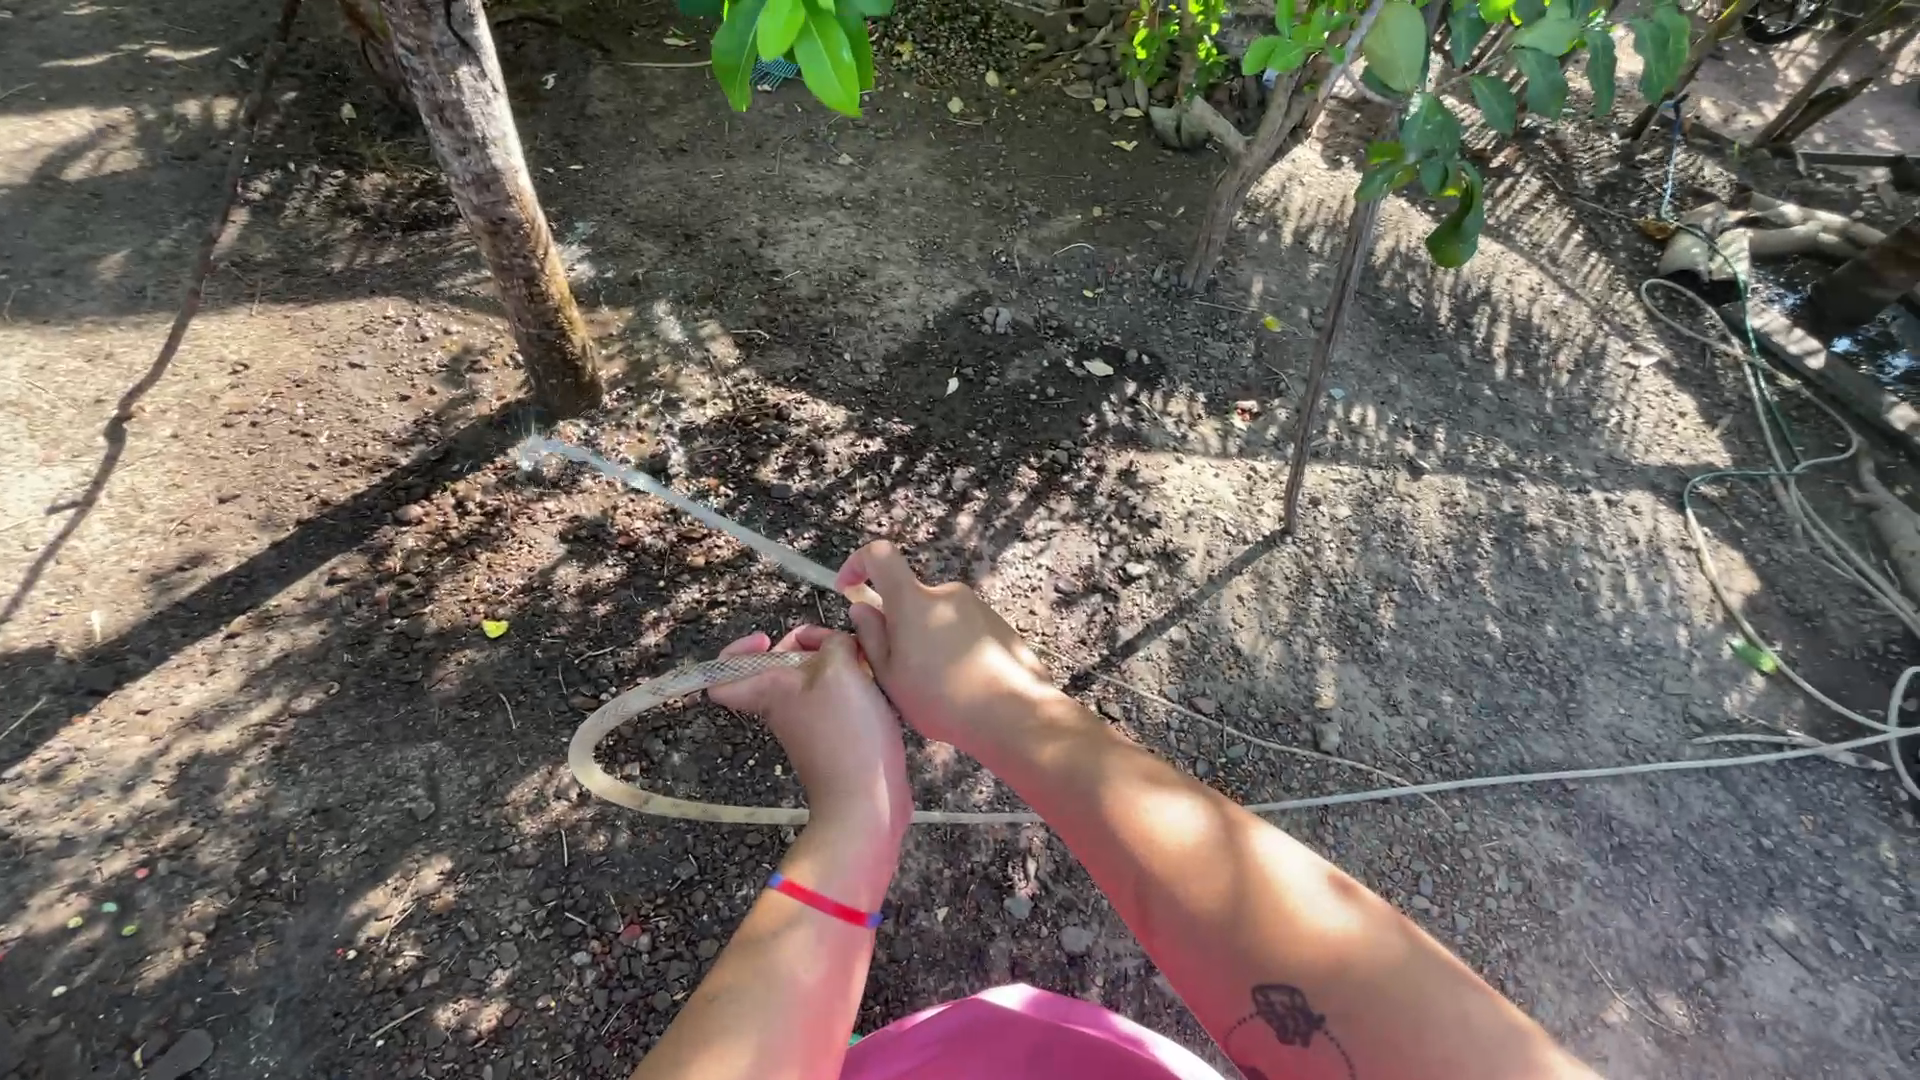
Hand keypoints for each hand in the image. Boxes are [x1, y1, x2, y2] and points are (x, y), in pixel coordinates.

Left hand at [708, 626, 911, 843]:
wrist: (865, 801)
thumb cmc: (847, 732)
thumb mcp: (841, 669)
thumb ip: (835, 643)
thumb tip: (838, 643)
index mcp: (768, 689)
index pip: (722, 675)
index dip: (737, 650)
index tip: (767, 639)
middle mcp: (780, 707)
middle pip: (780, 666)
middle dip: (808, 646)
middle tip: (837, 644)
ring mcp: (806, 723)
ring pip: (812, 680)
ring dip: (837, 666)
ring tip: (864, 665)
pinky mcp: (832, 736)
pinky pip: (834, 699)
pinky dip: (852, 687)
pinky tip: (875, 688)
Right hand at [834, 540, 1059, 755]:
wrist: (1013, 714)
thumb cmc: (942, 700)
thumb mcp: (891, 676)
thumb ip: (872, 636)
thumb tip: (862, 608)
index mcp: (914, 601)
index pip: (880, 555)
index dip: (858, 563)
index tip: (849, 587)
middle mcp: (947, 593)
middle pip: (911, 598)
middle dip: (900, 625)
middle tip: (902, 669)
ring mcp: (976, 606)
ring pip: (937, 616)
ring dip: (929, 640)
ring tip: (938, 685)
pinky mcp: (997, 622)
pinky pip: (963, 628)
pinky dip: (954, 647)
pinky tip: (963, 683)